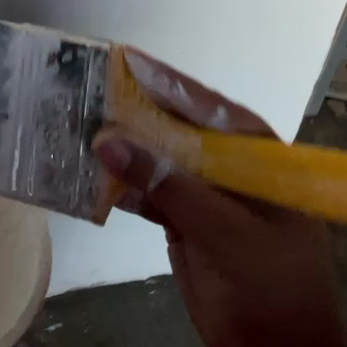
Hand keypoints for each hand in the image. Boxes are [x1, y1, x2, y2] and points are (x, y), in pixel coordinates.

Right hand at [92, 52, 346, 346]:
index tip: (124, 59)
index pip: (208, 107)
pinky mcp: (185, 220)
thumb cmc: (269, 287)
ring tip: (78, 120)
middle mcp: (232, 167)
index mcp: (259, 158)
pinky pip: (147, 190)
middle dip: (135, 110)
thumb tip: (105, 139)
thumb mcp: (223, 231)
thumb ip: (166, 183)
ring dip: (122, 146)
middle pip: (177, 127)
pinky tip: (88, 171)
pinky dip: (120, 183)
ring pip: (158, 157)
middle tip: (89, 85)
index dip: (167, 82)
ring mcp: (207, 194)